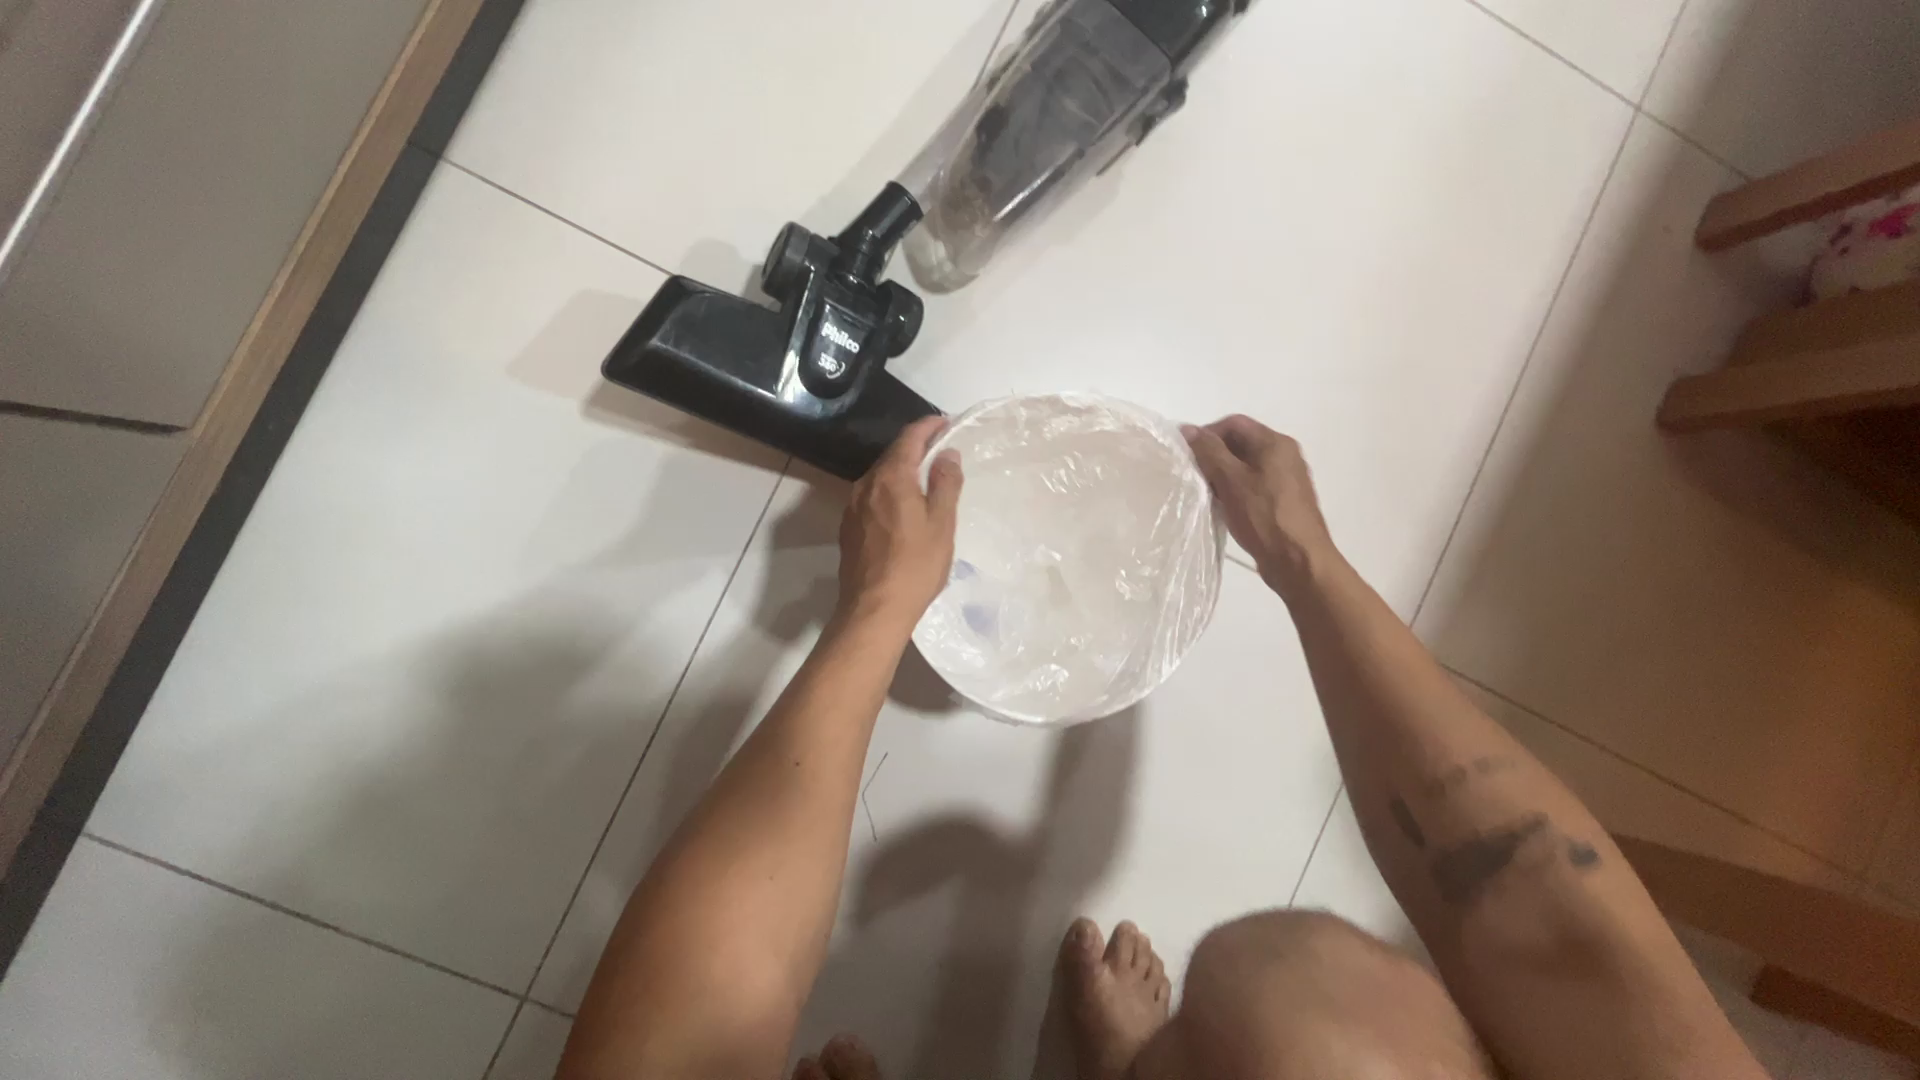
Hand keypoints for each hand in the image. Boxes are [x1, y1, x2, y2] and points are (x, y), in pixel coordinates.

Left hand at [837, 416, 963, 629]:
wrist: (874, 610)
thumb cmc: (916, 566)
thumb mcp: (942, 523)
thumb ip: (946, 483)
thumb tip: (947, 454)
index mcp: (891, 478)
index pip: (909, 438)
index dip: (928, 426)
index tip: (946, 423)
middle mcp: (866, 485)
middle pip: (892, 456)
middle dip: (916, 449)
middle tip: (941, 452)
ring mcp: (852, 507)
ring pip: (880, 478)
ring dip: (902, 473)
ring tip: (926, 482)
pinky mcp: (848, 528)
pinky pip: (872, 498)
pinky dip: (890, 493)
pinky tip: (903, 511)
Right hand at [1184, 415, 1340, 591]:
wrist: (1298, 560)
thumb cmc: (1263, 516)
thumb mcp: (1230, 480)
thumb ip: (1209, 451)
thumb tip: (1188, 429)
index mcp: (1275, 443)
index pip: (1234, 423)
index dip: (1207, 434)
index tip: (1188, 456)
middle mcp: (1285, 455)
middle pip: (1241, 443)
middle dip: (1214, 456)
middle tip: (1194, 476)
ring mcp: (1286, 479)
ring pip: (1245, 466)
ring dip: (1223, 475)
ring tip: (1206, 494)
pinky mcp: (1283, 501)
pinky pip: (1253, 485)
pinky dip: (1235, 490)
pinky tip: (1224, 507)